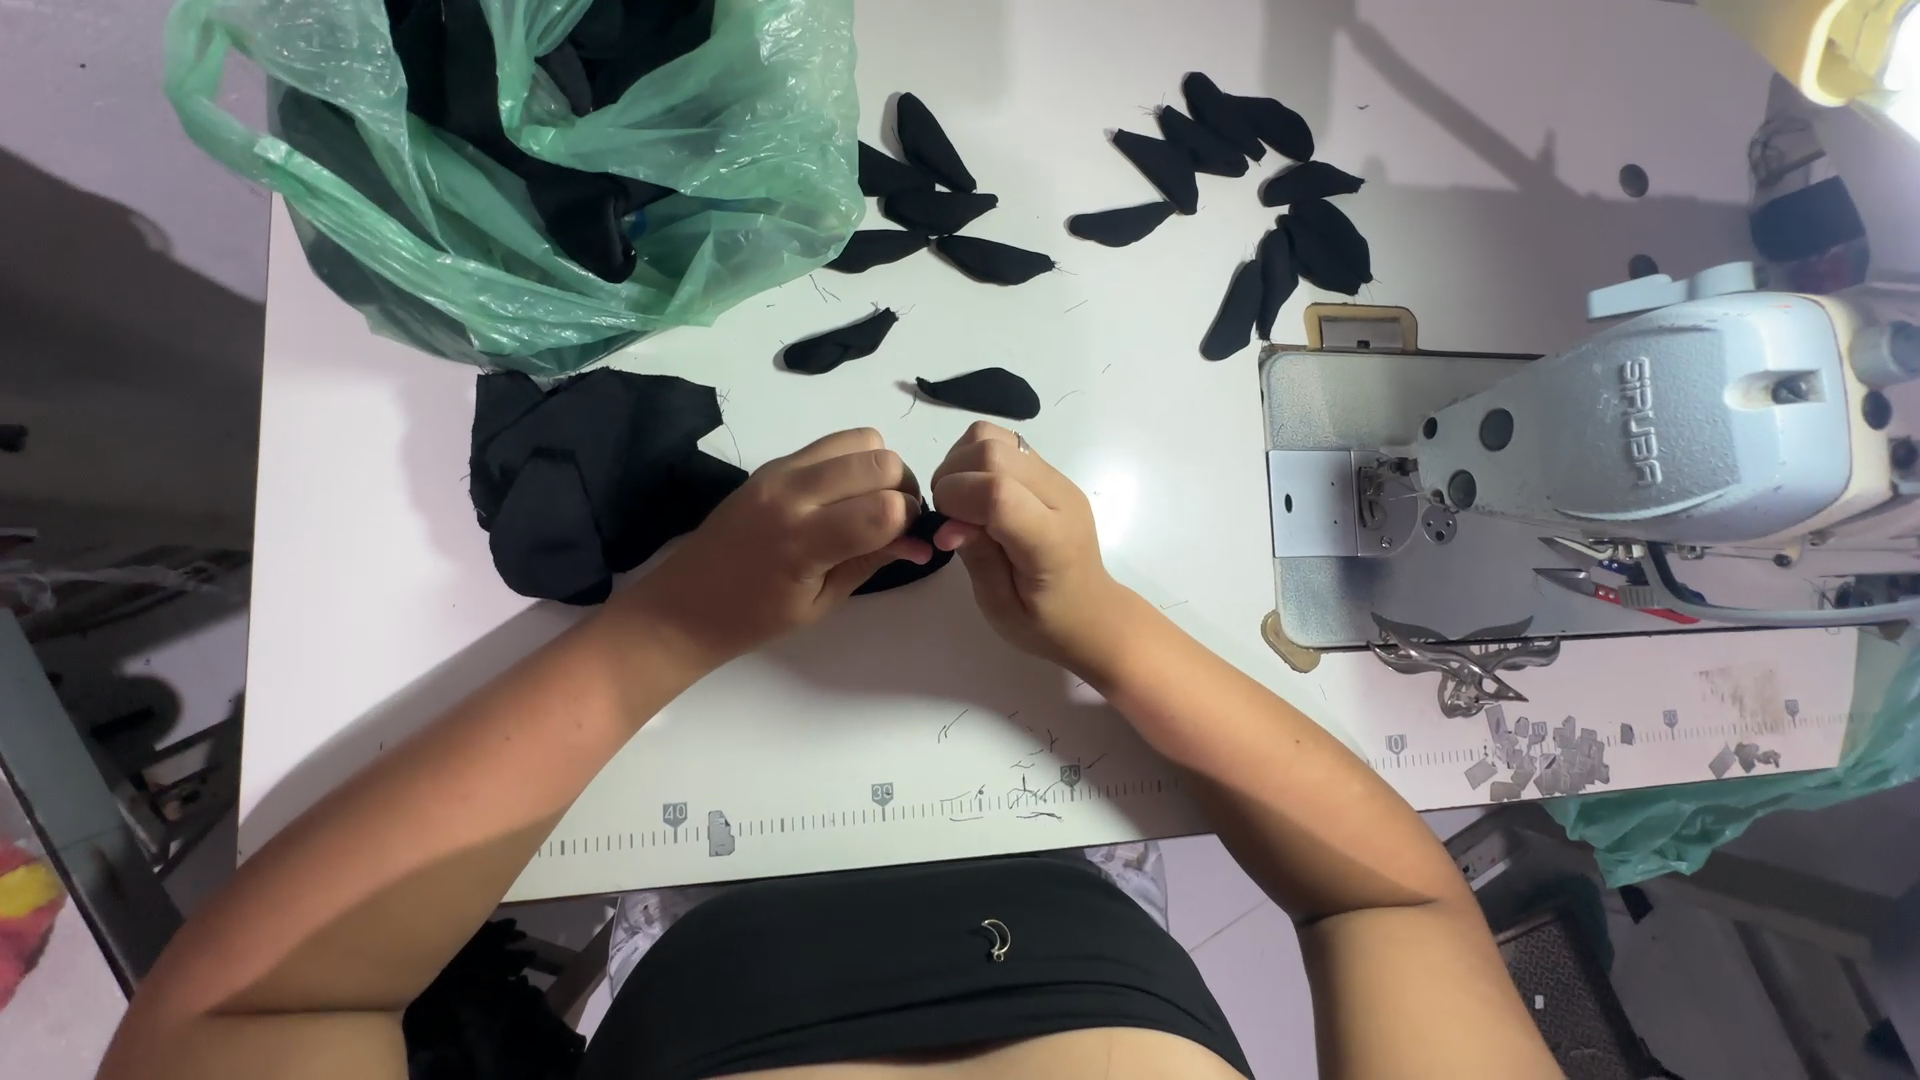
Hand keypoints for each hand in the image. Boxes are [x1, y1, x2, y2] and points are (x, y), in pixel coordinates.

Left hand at [619, 429, 931, 666]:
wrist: (686, 605)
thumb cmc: (755, 619)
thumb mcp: (823, 601)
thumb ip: (873, 560)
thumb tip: (923, 543)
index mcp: (803, 542)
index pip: (886, 509)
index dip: (911, 523)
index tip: (907, 542)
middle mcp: (792, 494)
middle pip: (881, 462)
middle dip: (904, 489)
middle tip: (896, 521)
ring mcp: (780, 471)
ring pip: (861, 439)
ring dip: (880, 468)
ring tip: (870, 503)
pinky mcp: (773, 463)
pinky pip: (831, 443)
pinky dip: (852, 462)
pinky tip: (841, 498)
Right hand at [930, 422, 1138, 675]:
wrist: (1094, 614)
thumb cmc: (1046, 623)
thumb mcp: (1002, 608)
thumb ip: (977, 559)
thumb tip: (946, 525)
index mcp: (1050, 543)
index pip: (998, 493)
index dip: (956, 499)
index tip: (944, 528)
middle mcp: (1060, 499)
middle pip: (993, 452)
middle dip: (952, 477)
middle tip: (947, 514)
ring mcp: (1058, 480)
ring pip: (996, 436)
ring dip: (963, 461)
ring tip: (961, 500)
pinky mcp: (1051, 472)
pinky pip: (1005, 442)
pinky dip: (977, 457)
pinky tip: (977, 492)